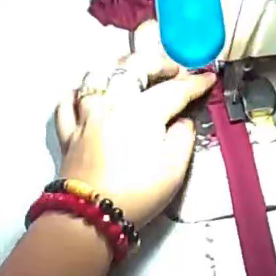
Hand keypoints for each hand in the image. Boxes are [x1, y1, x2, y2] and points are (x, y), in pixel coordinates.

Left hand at [53, 40, 212, 225]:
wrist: (92, 212)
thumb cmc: (139, 190)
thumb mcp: (175, 166)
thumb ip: (183, 136)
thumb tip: (182, 121)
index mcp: (144, 109)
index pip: (174, 89)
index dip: (195, 83)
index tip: (208, 78)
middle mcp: (112, 103)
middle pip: (132, 68)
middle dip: (156, 62)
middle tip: (172, 69)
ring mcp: (87, 116)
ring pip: (95, 76)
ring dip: (115, 68)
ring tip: (127, 72)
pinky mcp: (69, 134)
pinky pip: (68, 103)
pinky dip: (77, 93)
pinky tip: (84, 93)